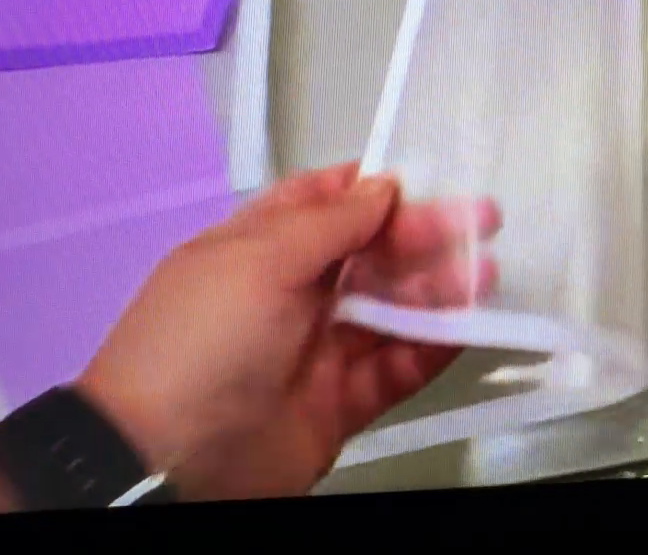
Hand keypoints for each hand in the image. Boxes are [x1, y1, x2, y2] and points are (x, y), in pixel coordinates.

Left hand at [73, 164, 499, 499]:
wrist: (162, 470)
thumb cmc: (207, 337)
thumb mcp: (260, 259)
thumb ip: (333, 221)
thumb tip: (386, 184)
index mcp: (263, 247)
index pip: (324, 201)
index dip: (373, 186)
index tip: (425, 177)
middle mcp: (295, 291)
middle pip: (372, 251)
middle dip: (425, 233)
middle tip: (484, 220)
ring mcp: (320, 348)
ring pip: (392, 308)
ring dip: (440, 289)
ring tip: (486, 274)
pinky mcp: (341, 401)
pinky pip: (396, 367)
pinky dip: (433, 347)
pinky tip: (467, 327)